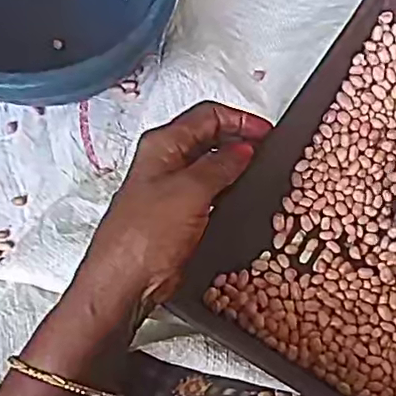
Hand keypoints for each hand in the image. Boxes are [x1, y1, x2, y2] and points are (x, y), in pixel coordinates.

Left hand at [73, 101, 270, 312]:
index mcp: (163, 145)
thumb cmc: (143, 235)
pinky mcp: (181, 216)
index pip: (207, 116)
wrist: (127, 279)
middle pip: (210, 138)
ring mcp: (174, 190)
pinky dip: (230, 192)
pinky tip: (243, 199)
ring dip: (236, 168)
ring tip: (261, 173)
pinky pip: (211, 195)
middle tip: (268, 150)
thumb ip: (220, 166)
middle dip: (240, 140)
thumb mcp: (190, 190)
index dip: (240, 120)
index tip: (266, 133)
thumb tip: (243, 149)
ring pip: (212, 167)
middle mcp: (166, 164)